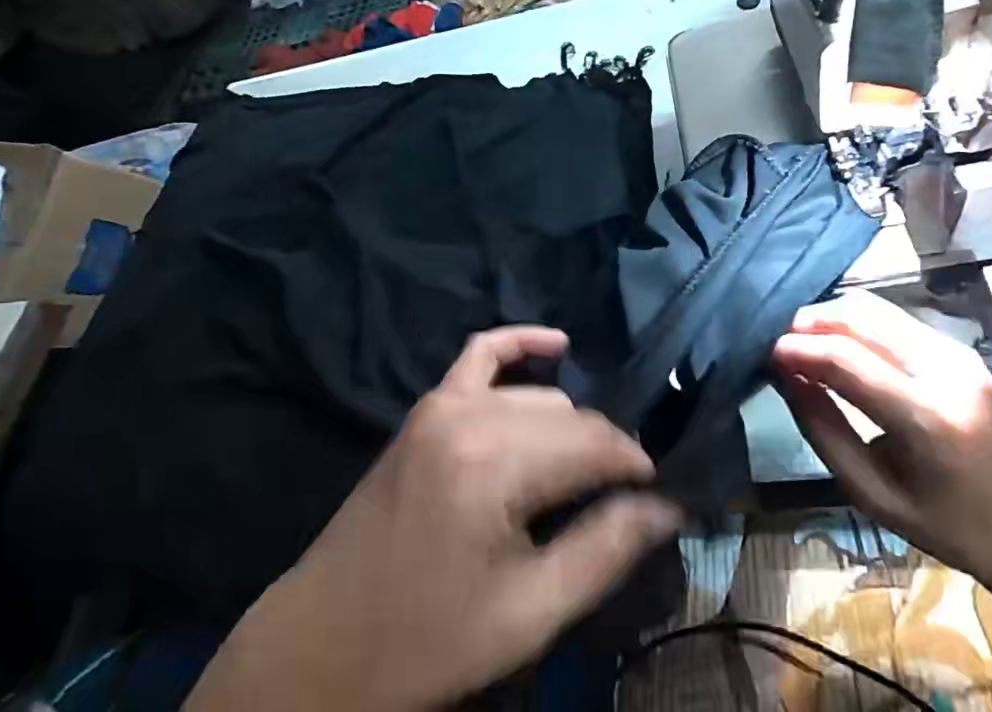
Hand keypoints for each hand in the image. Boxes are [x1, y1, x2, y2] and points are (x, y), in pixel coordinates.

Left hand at [186, 327, 682, 711]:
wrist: (322, 645)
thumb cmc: (428, 640)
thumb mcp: (530, 613)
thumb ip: (605, 548)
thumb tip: (669, 505)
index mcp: (494, 466)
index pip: (596, 443)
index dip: (638, 468)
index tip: (662, 497)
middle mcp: (469, 416)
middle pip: (571, 417)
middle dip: (607, 452)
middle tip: (626, 499)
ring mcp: (441, 405)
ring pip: (537, 396)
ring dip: (572, 426)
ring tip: (588, 472)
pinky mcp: (424, 409)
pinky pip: (480, 355)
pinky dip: (520, 346)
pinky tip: (556, 346)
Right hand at [771, 289, 991, 588]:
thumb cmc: (949, 527)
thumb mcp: (873, 494)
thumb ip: (823, 431)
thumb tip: (786, 377)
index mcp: (932, 421)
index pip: (851, 362)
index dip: (801, 349)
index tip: (766, 353)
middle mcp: (950, 373)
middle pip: (863, 318)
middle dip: (811, 321)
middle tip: (779, 344)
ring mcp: (959, 354)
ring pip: (875, 309)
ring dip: (831, 317)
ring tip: (800, 342)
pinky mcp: (958, 348)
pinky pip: (892, 319)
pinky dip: (854, 324)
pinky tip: (835, 344)